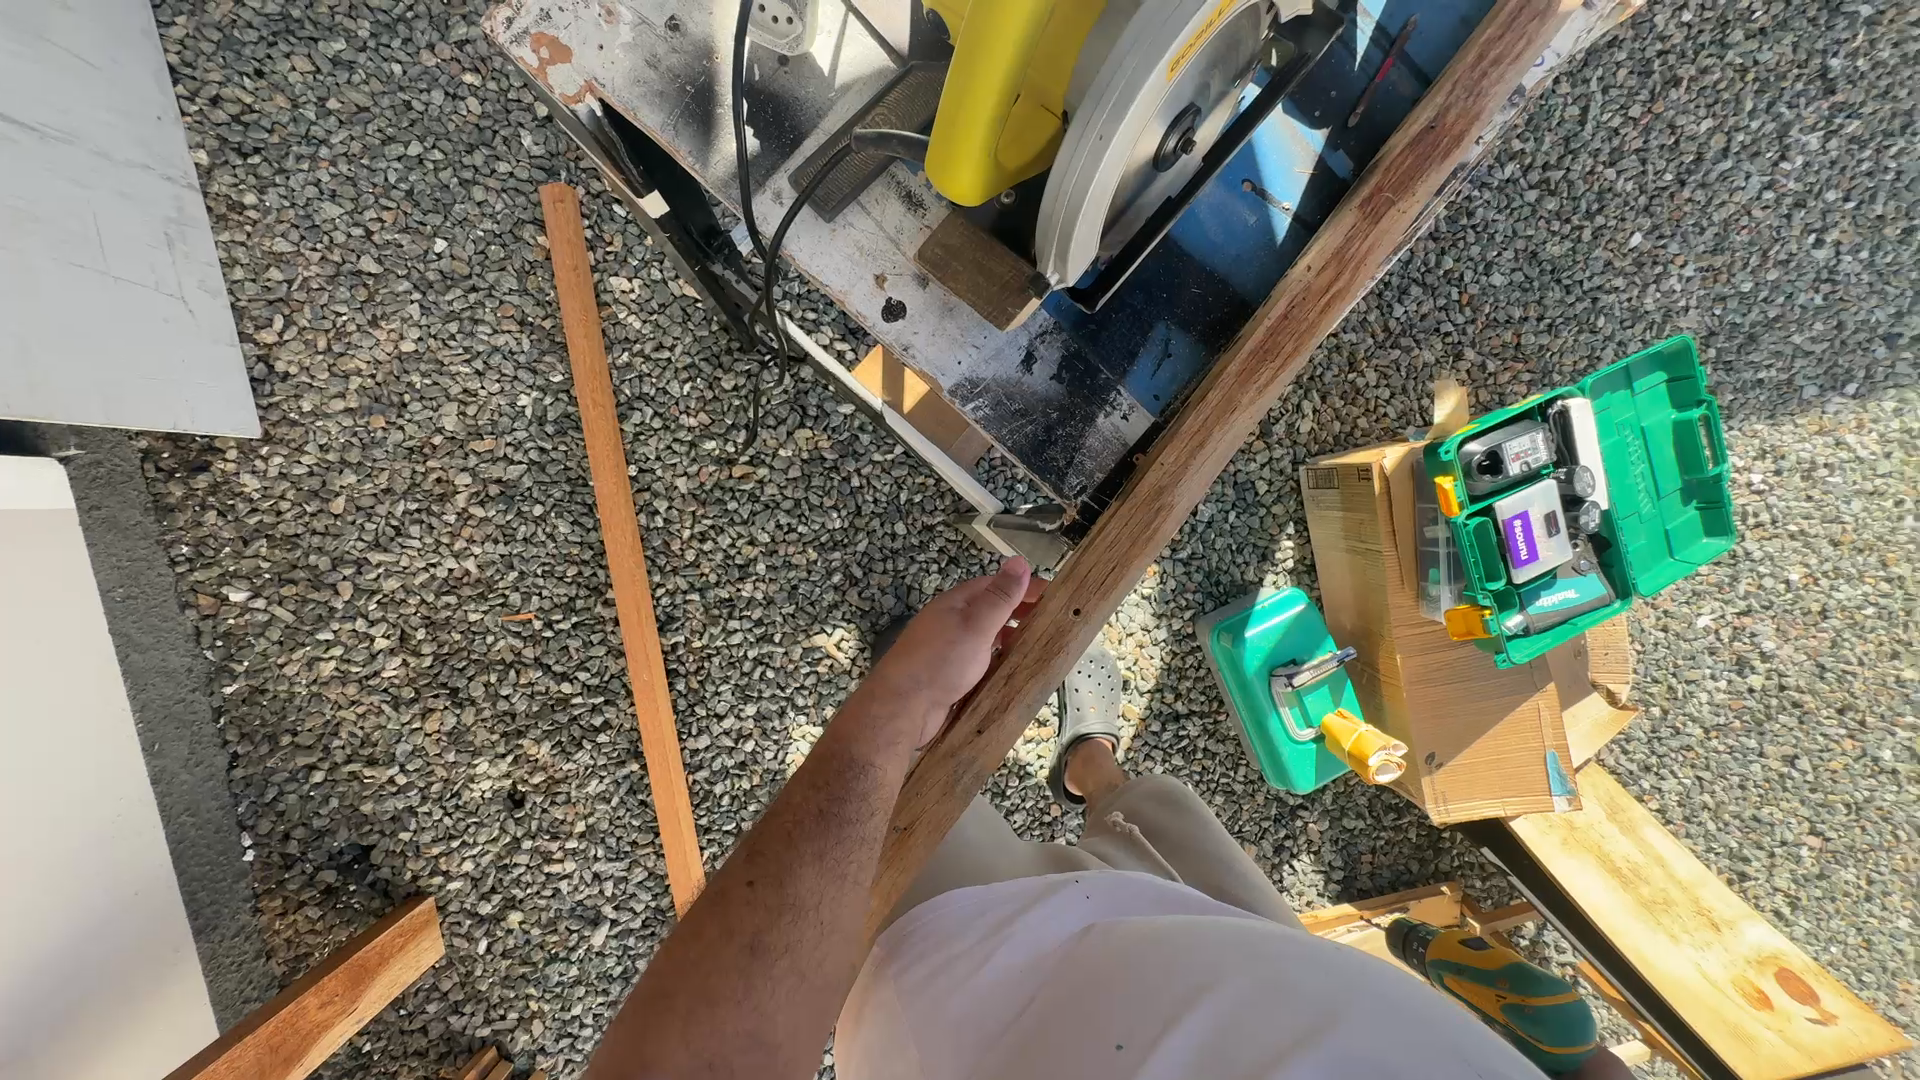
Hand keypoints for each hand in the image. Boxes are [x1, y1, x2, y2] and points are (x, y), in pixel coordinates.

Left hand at [861, 557, 1042, 748]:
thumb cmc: (941, 660)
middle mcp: (951, 622)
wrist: (904, 707)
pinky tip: (1013, 672)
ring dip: (1011, 640)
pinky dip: (998, 663)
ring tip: (1039, 647)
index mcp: (956, 603)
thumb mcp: (976, 624)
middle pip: (991, 611)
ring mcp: (950, 651)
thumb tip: (1019, 561)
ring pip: (987, 639)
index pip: (995, 585)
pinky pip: (980, 663)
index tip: (1054, 594)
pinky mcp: (950, 676)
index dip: (1024, 587)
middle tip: (1053, 622)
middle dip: (1020, 613)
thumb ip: (1000, 596)